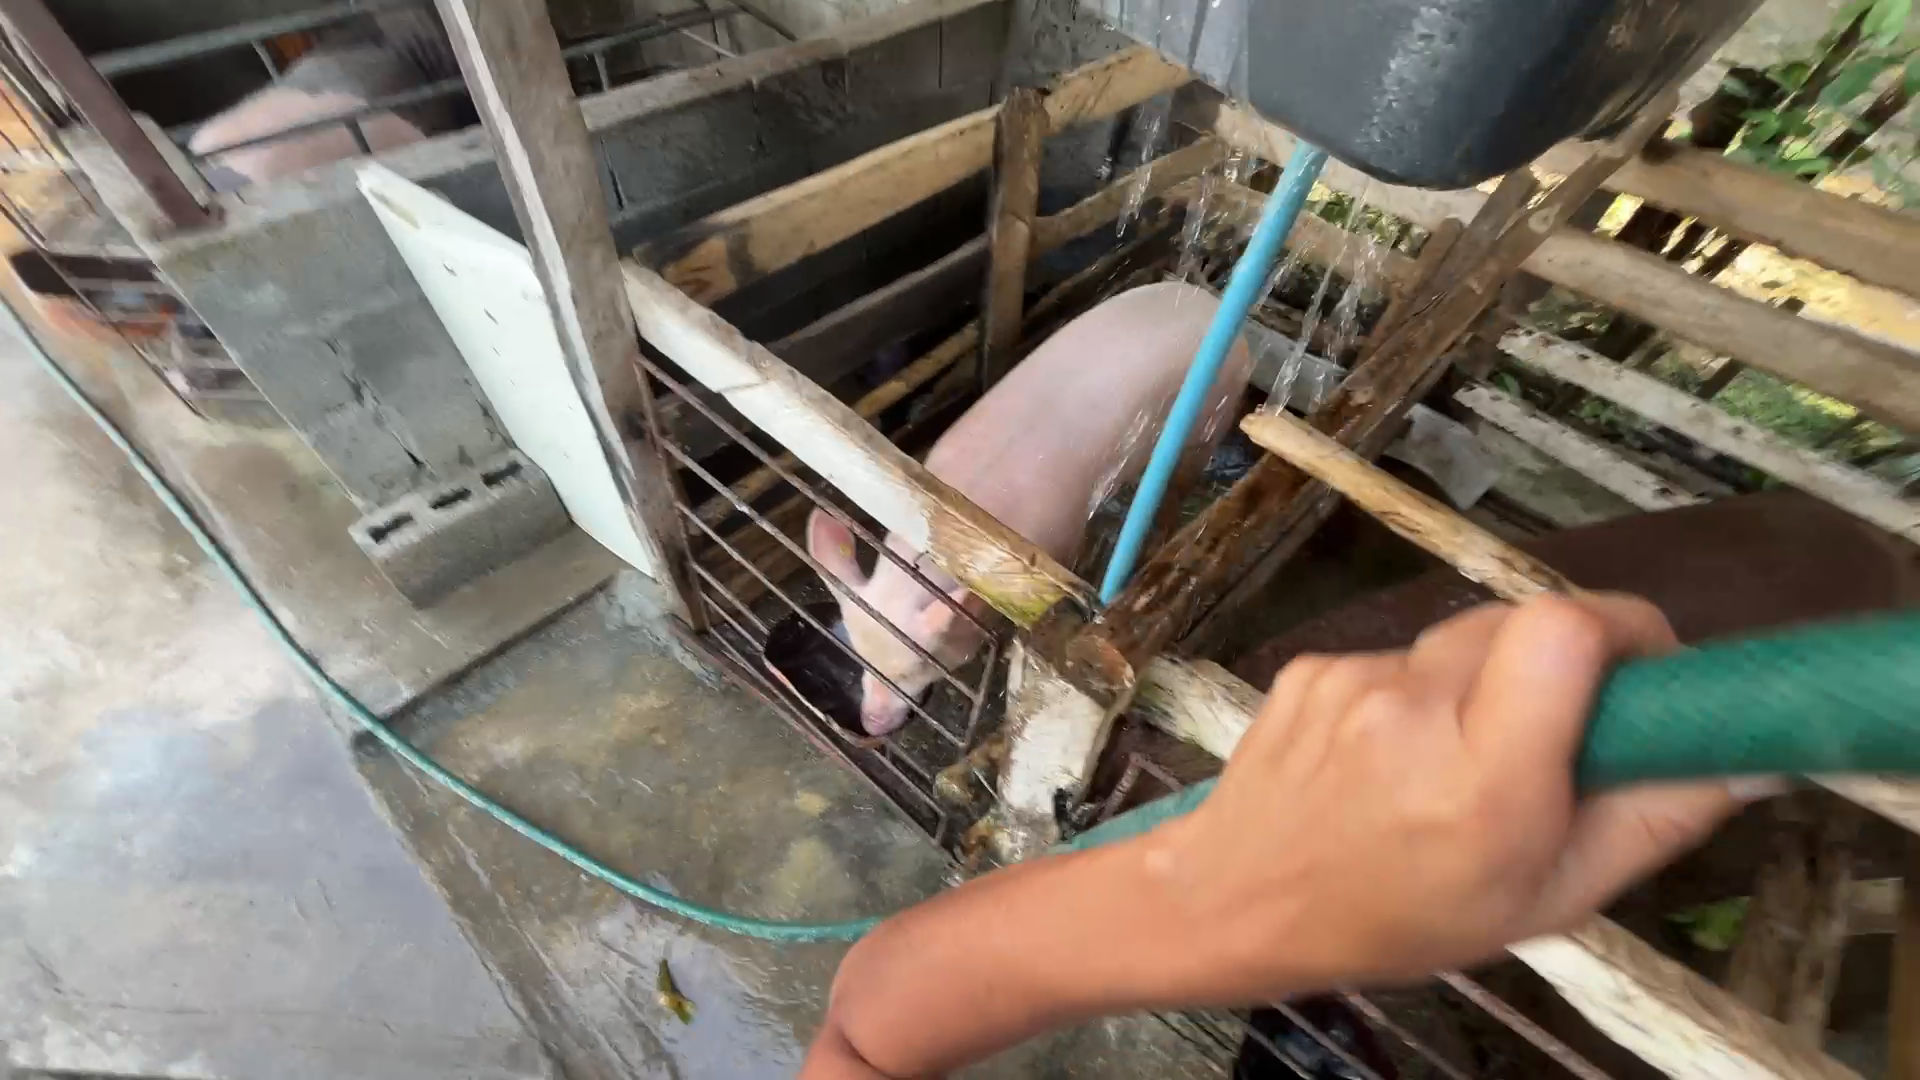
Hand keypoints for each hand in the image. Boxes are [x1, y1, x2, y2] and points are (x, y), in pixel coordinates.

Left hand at [1141, 593, 1749, 995]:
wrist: (1241, 890)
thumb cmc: (1396, 916)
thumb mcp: (1544, 901)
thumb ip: (1650, 822)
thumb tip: (1736, 756)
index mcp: (1482, 774)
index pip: (1560, 628)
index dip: (1620, 624)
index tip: (1643, 663)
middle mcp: (1407, 707)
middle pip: (1513, 621)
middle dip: (1554, 658)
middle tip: (1548, 724)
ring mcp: (1345, 677)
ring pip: (1447, 645)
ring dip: (1470, 684)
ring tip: (1442, 758)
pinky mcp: (1304, 666)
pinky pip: (1387, 659)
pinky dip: (1405, 692)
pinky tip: (1377, 752)